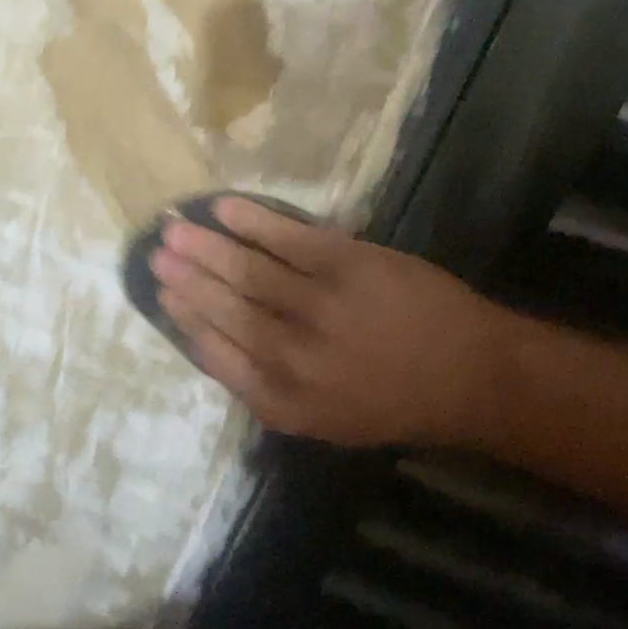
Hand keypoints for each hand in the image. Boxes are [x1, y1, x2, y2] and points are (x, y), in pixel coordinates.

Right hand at [150, 196, 515, 446]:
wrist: (473, 375)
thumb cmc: (395, 400)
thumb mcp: (325, 420)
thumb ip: (267, 390)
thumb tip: (213, 343)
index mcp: (286, 401)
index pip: (219, 356)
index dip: (186, 322)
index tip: (163, 297)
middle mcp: (296, 357)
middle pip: (227, 309)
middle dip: (186, 280)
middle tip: (154, 255)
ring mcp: (321, 307)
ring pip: (249, 272)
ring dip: (207, 248)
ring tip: (174, 229)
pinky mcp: (348, 266)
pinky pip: (288, 239)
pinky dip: (253, 222)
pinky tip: (224, 208)